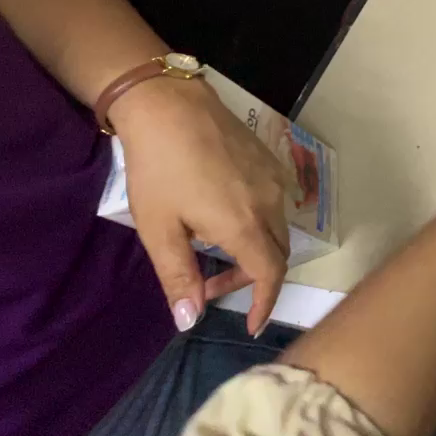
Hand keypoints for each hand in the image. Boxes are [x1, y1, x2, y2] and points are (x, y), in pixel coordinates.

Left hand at [114, 76, 291, 335]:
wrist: (176, 109)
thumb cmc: (160, 171)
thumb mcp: (158, 230)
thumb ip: (179, 276)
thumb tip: (190, 321)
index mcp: (245, 223)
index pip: (270, 271)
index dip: (265, 301)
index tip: (252, 325)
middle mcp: (272, 202)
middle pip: (277, 251)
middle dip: (249, 278)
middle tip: (207, 288)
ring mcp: (276, 179)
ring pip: (277, 227)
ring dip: (252, 250)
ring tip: (210, 252)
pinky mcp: (273, 163)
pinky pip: (276, 204)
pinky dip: (257, 225)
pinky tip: (224, 218)